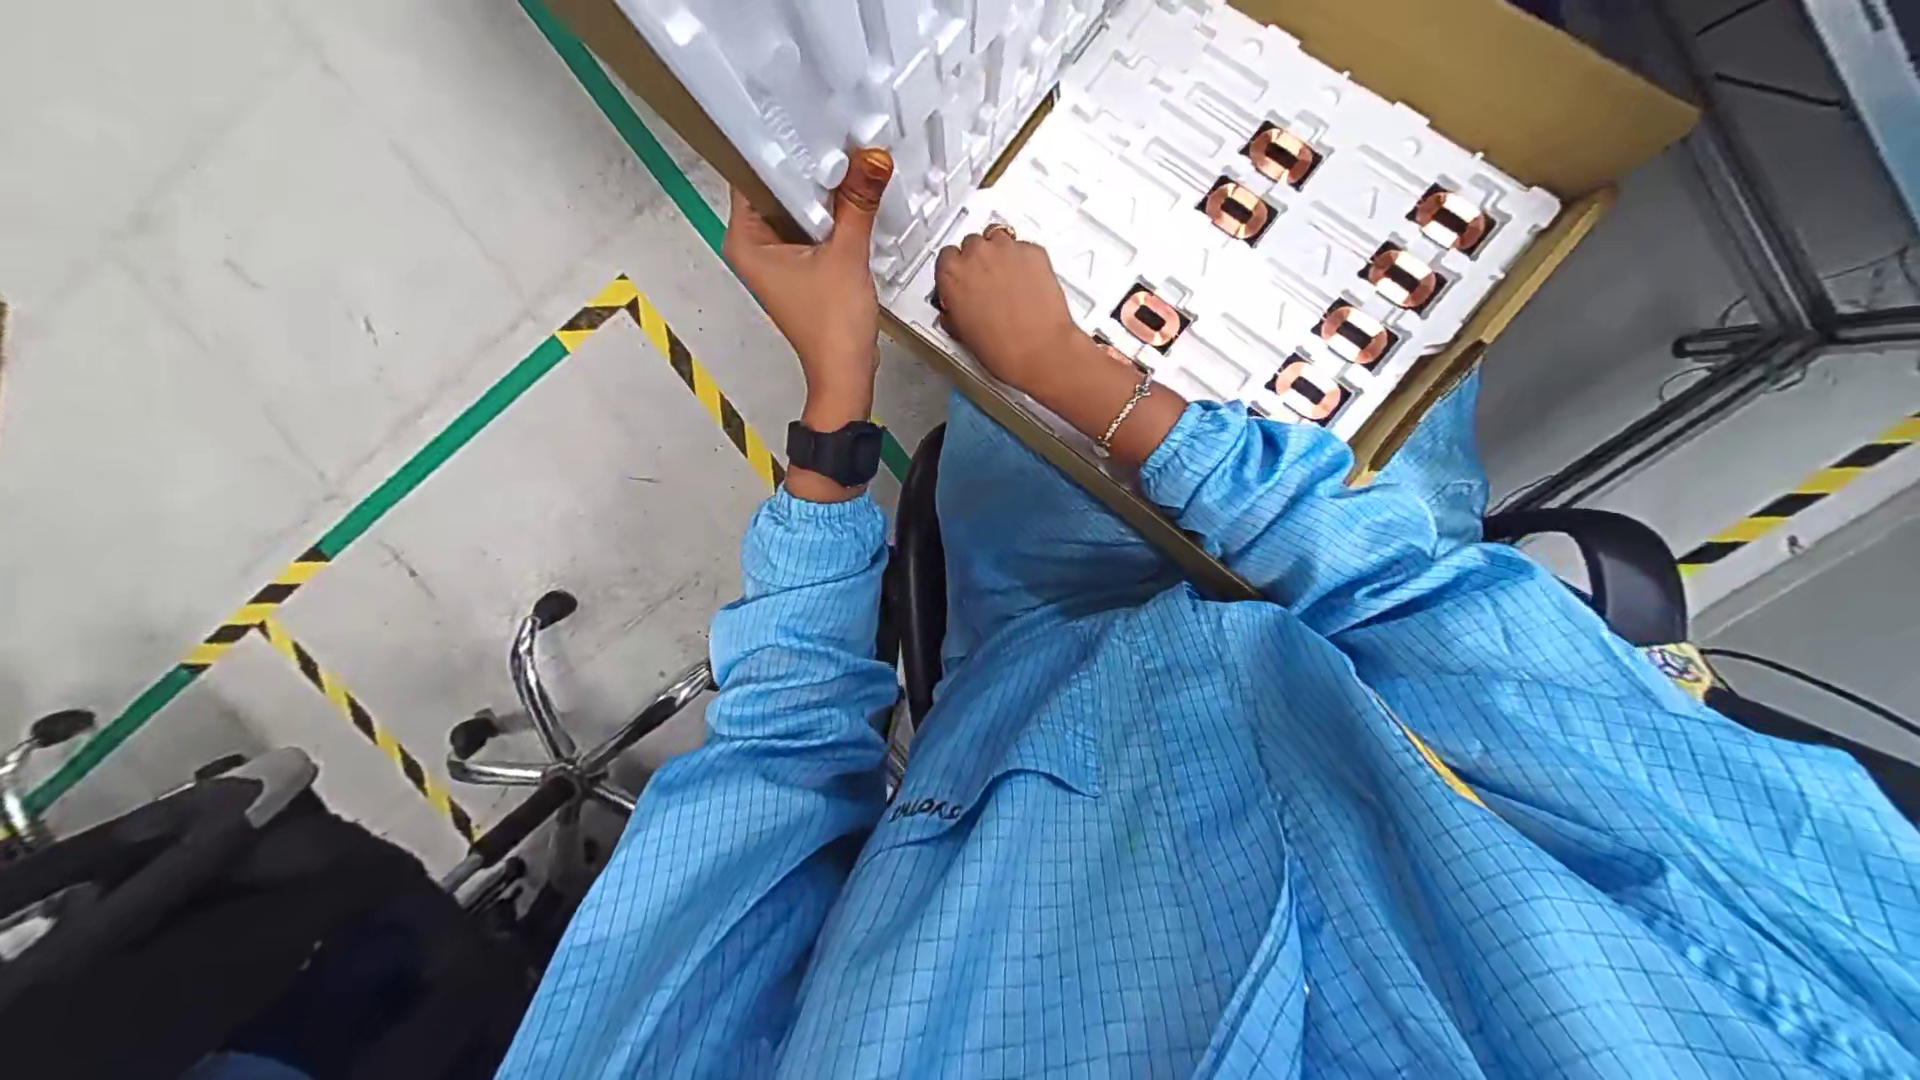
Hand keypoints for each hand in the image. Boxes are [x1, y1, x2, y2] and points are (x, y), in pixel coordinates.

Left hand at [724, 148, 894, 432]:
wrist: (846, 373)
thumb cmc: (831, 329)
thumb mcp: (847, 255)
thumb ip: (858, 203)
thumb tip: (871, 159)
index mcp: (746, 240)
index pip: (753, 173)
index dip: (781, 148)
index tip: (806, 123)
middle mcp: (755, 247)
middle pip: (777, 188)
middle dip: (808, 169)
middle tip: (835, 139)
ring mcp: (777, 259)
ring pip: (798, 209)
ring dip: (822, 194)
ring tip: (848, 165)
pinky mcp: (799, 269)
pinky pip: (811, 229)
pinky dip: (829, 217)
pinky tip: (850, 202)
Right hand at [932, 227, 1084, 396]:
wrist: (1040, 350)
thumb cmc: (1003, 348)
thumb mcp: (962, 332)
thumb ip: (953, 309)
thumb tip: (954, 308)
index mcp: (952, 274)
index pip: (945, 257)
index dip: (954, 270)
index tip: (960, 279)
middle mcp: (977, 254)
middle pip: (971, 243)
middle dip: (977, 261)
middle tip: (986, 282)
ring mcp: (1006, 249)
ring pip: (996, 237)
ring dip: (998, 253)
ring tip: (1005, 277)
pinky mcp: (1033, 251)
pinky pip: (1023, 247)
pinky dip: (1023, 259)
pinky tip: (1025, 280)